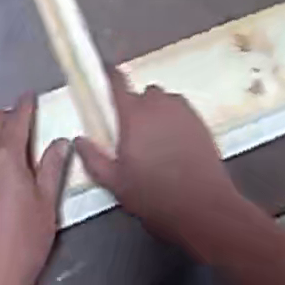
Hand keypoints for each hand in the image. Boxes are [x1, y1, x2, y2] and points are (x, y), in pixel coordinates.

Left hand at [0, 94, 72, 284]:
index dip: (25, 105)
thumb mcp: (46, 206)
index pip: (16, 119)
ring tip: (10, 137)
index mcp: (6, 156)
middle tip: (24, 117)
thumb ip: (52, 169)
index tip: (29, 96)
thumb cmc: (20, 244)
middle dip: (9, 116)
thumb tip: (61, 144)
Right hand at [73, 70, 248, 243]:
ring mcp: (181, 110)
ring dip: (157, 112)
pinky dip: (175, 121)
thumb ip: (94, 160)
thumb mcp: (117, 184)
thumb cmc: (156, 196)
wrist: (205, 208)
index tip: (106, 75)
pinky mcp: (200, 121)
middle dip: (137, 107)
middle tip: (135, 134)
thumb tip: (79, 140)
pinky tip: (177, 146)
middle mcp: (156, 103)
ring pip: (163, 101)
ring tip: (158, 141)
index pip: (118, 80)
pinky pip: (181, 111)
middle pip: (142, 93)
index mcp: (133, 113)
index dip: (110, 75)